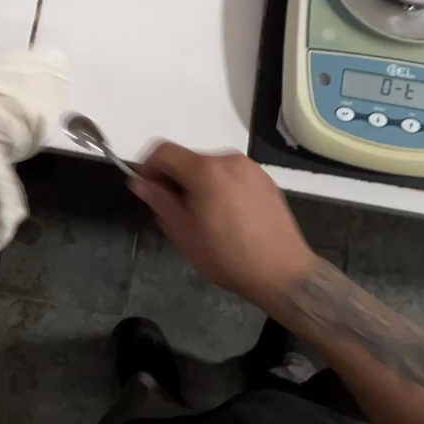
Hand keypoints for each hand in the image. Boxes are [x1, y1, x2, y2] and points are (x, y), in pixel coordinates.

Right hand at [129, 143, 317, 308]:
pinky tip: (227, 216)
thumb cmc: (228, 256)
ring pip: (210, 167)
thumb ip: (160, 201)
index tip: (148, 189)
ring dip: (198, 183)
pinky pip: (231, 175)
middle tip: (175, 211)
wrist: (283, 272)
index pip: (164, 150)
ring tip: (203, 217)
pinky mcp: (265, 178)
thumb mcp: (184, 233)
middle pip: (188, 159)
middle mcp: (228, 159)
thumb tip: (141, 183)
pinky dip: (220, 187)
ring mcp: (250, 167)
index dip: (149, 167)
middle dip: (175, 179)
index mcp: (205, 170)